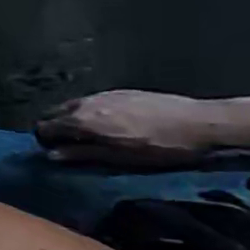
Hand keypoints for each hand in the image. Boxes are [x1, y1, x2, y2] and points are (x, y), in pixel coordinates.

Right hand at [34, 90, 220, 164]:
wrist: (205, 122)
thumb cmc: (163, 146)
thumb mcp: (122, 157)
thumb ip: (83, 154)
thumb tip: (51, 154)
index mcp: (79, 121)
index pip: (43, 127)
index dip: (45, 140)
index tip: (57, 149)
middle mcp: (83, 104)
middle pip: (51, 113)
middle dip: (55, 126)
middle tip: (72, 141)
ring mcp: (101, 95)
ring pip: (71, 106)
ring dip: (72, 118)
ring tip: (94, 131)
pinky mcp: (119, 92)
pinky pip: (92, 101)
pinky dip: (91, 111)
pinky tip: (114, 121)